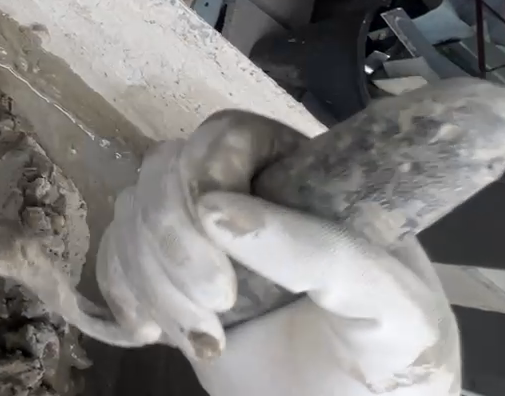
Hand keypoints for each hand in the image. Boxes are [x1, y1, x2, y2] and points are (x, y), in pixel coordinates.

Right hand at [97, 113, 457, 395]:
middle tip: (215, 300)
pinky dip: (123, 289)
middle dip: (174, 235)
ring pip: (131, 208)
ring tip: (204, 338)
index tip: (214, 218)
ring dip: (153, 276)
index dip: (210, 161)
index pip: (234, 133)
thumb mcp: (395, 324)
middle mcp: (238, 195)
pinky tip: (156, 330)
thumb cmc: (386, 387)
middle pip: (167, 167)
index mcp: (303, 188)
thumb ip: (331, 259)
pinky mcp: (152, 263)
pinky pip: (108, 248)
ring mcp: (189, 228)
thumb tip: (217, 211)